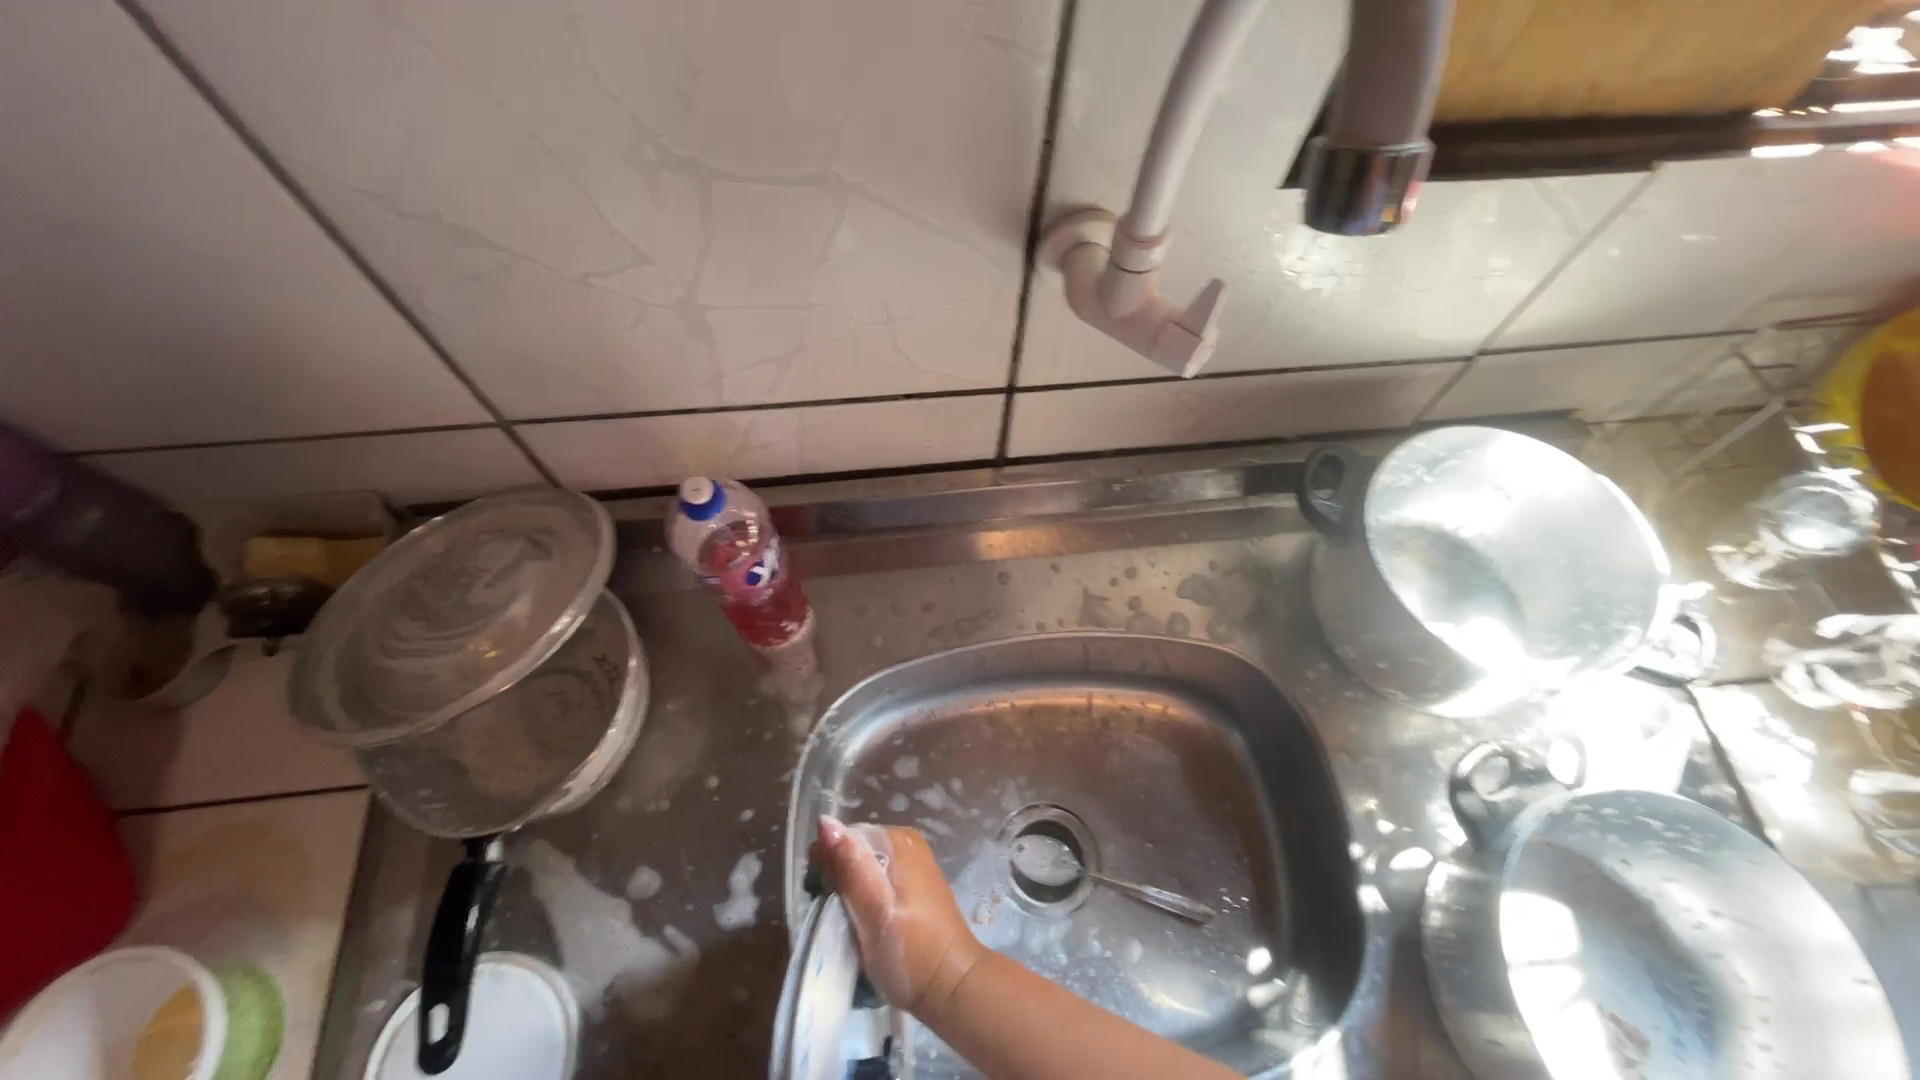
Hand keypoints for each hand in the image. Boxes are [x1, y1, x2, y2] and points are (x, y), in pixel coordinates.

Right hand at [811, 817, 984, 1015]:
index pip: (843, 837)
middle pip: (853, 851)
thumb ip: (851, 866)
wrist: (951, 985)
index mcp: (897, 840)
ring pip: (862, 868)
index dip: (826, 865)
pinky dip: (864, 899)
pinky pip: (876, 881)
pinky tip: (863, 923)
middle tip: (835, 914)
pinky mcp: (913, 887)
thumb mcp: (874, 910)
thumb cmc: (910, 949)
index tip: (821, 897)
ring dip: (848, 892)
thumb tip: (825, 821)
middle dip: (837, 879)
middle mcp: (906, 844)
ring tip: (847, 922)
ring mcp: (912, 865)